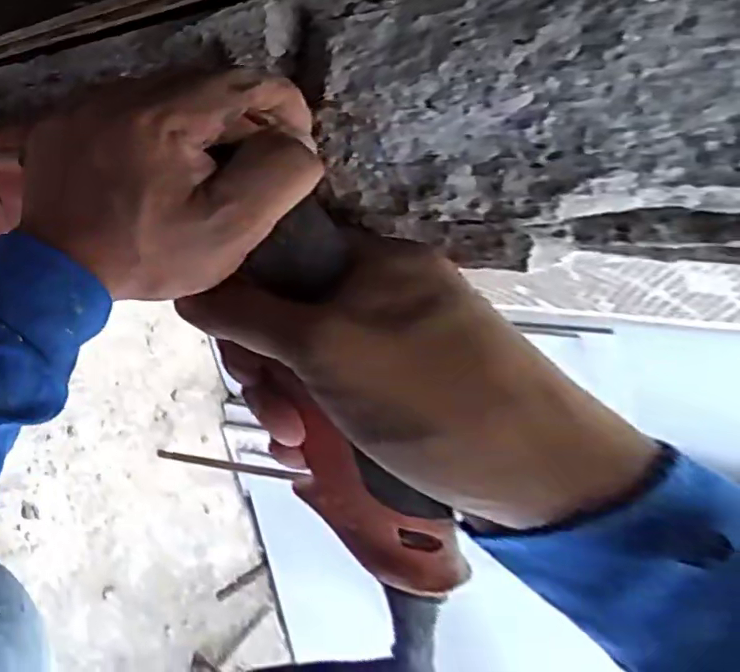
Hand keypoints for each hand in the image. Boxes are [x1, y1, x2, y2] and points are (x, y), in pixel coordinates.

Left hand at [16, 69, 322, 300]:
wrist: (54, 270)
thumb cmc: (142, 253)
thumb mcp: (229, 225)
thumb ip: (278, 170)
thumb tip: (290, 136)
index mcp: (157, 115)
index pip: (241, 81)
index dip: (282, 105)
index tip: (291, 141)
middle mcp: (111, 96)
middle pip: (194, 81)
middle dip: (233, 112)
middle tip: (245, 154)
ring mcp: (75, 106)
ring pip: (152, 90)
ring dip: (184, 115)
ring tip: (195, 160)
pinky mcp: (54, 122)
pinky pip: (111, 105)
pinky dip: (139, 121)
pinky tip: (146, 157)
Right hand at [179, 232, 660, 529]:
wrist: (559, 491)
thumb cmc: (430, 395)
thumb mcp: (319, 346)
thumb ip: (240, 313)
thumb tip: (180, 293)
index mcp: (370, 257)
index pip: (270, 248)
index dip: (232, 283)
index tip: (220, 329)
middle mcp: (375, 284)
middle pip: (275, 303)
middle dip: (256, 356)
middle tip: (260, 397)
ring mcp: (385, 331)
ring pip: (295, 345)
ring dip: (277, 391)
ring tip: (288, 437)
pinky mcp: (392, 374)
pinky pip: (323, 374)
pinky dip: (304, 406)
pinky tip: (301, 443)